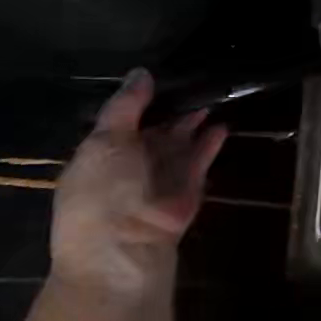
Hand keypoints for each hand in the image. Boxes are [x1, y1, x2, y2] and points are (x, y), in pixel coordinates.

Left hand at [50, 68, 227, 295]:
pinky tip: (221, 126)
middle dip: (171, 111)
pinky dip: (209, 144)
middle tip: (195, 83)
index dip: (140, 101)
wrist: (124, 248)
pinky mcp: (188, 192)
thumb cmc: (102, 192)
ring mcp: (160, 181)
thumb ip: (126, 106)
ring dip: (193, 124)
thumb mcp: (105, 141)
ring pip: (179, 145)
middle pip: (153, 133)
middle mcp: (129, 168)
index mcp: (99, 157)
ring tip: (213, 98)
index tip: (162, 76)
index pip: (121, 123)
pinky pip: (199, 162)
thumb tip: (141, 72)